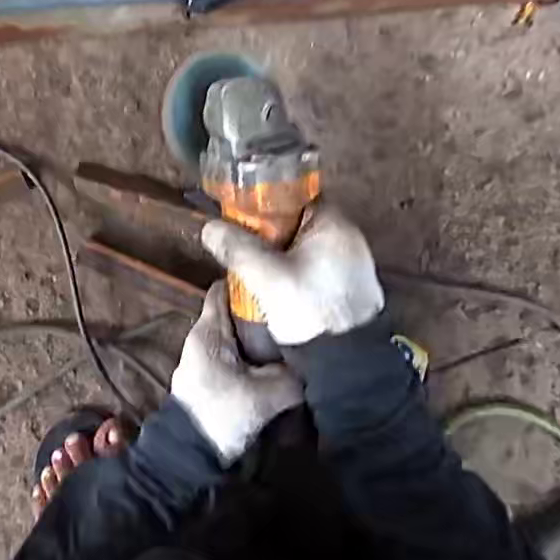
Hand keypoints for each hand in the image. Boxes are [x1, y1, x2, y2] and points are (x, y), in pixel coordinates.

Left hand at [171, 284, 305, 461]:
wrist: (190, 455)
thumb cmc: (222, 414)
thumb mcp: (266, 395)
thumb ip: (292, 375)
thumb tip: (312, 363)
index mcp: (208, 331)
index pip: (223, 290)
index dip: (247, 282)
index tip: (274, 279)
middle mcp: (203, 337)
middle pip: (233, 312)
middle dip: (260, 310)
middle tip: (291, 309)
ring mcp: (204, 357)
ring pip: (236, 334)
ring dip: (257, 335)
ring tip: (289, 333)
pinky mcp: (210, 375)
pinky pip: (234, 353)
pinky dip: (252, 353)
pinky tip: (276, 361)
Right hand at [201, 205, 385, 346]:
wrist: (347, 363)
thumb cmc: (311, 311)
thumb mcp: (265, 276)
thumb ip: (237, 248)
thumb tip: (210, 228)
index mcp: (334, 225)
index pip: (296, 196)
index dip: (266, 203)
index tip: (242, 218)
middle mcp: (348, 239)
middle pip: (296, 223)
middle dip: (268, 235)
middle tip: (244, 250)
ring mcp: (349, 266)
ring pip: (302, 249)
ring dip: (277, 259)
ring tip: (255, 275)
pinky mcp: (347, 289)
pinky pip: (311, 270)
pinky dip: (291, 276)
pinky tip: (275, 294)